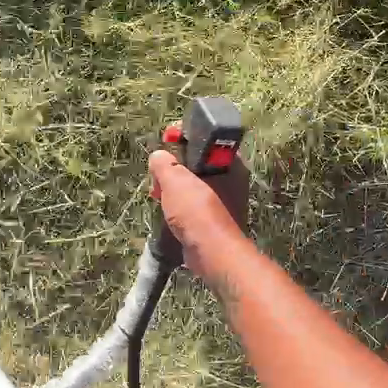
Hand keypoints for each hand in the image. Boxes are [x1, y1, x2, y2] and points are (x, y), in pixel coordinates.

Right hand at [147, 149, 249, 273]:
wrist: (210, 252)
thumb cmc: (195, 211)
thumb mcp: (174, 179)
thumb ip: (164, 163)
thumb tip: (158, 157)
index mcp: (229, 162)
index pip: (205, 139)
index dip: (183, 136)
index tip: (165, 140)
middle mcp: (231, 178)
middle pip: (195, 161)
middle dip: (172, 166)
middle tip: (158, 174)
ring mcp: (224, 198)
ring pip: (192, 182)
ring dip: (172, 186)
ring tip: (157, 193)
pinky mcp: (214, 217)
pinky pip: (192, 201)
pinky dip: (178, 203)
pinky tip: (166, 209)